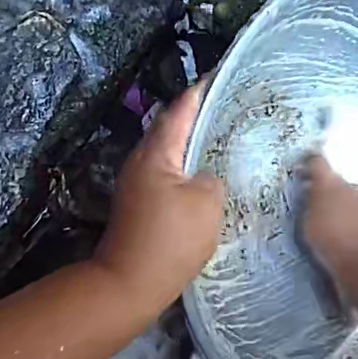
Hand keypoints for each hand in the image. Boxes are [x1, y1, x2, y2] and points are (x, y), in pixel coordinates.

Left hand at [95, 84, 223, 302]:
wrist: (128, 284)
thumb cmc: (170, 239)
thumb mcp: (207, 204)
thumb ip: (212, 179)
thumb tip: (205, 176)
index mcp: (157, 154)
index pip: (180, 111)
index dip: (201, 91)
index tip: (220, 75)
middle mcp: (142, 161)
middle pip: (171, 127)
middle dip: (198, 114)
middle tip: (229, 105)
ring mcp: (138, 183)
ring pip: (169, 150)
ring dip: (193, 140)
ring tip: (224, 135)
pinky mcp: (141, 203)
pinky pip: (168, 171)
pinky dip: (188, 163)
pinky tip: (207, 172)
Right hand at [300, 154, 357, 282]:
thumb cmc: (326, 241)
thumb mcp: (307, 222)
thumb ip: (309, 202)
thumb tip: (310, 188)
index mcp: (328, 184)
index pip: (318, 162)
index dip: (311, 164)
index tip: (305, 171)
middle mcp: (350, 185)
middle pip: (337, 182)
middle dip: (330, 192)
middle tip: (322, 209)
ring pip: (353, 196)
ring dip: (346, 204)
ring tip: (340, 225)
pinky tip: (356, 231)